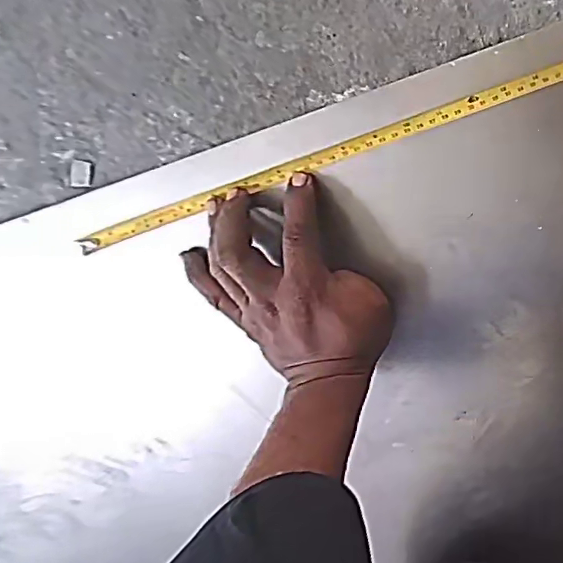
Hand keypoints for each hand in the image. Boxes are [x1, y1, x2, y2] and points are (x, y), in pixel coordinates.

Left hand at [181, 173, 393, 387]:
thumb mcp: (371, 298)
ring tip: (216, 208)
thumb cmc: (352, 344)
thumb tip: (330, 261)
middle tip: (241, 193)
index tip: (299, 182)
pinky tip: (191, 256)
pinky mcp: (247, 320)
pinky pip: (214, 295)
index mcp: (307, 286)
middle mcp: (273, 295)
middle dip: (235, 213)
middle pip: (238, 246)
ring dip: (215, 232)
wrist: (332, 380)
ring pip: (220, 266)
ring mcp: (255, 308)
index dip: (299, 203)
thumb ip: (349, 272)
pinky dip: (198, 272)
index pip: (298, 233)